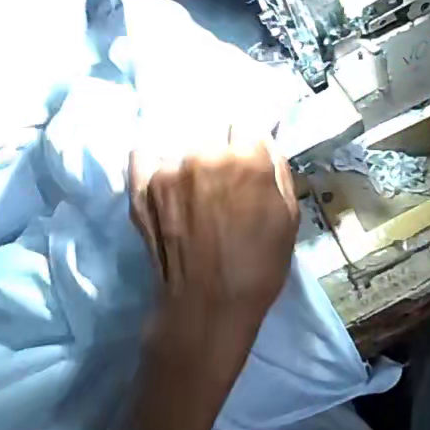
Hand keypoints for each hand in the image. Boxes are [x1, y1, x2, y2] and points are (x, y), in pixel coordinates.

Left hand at [129, 132, 299, 391]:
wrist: (206, 307)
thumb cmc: (257, 266)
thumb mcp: (289, 217)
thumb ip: (278, 169)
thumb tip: (264, 141)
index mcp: (244, 159)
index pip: (248, 122)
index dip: (250, 141)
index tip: (249, 155)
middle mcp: (202, 154)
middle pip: (213, 131)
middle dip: (221, 147)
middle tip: (223, 177)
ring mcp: (167, 169)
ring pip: (181, 143)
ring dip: (189, 157)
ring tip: (194, 185)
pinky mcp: (141, 187)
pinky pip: (145, 155)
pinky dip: (154, 160)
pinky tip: (164, 175)